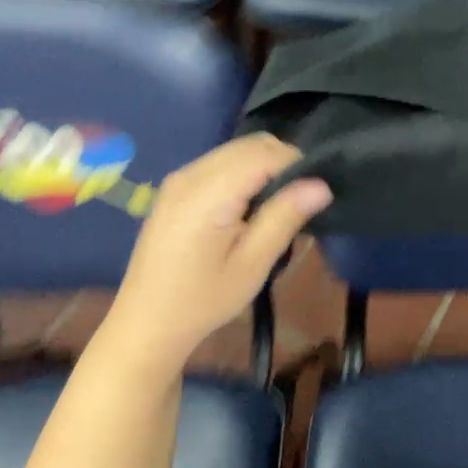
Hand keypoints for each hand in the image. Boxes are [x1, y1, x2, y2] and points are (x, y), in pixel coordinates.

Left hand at [100, 134, 331, 367]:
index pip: (266, 154)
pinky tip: (247, 207)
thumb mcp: (252, 265)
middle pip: (253, 144)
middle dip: (283, 162)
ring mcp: (180, 177)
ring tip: (274, 206)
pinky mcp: (176, 186)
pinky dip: (245, 170)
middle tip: (298, 202)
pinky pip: (222, 160)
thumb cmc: (203, 300)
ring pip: (238, 149)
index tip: (313, 194)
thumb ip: (284, 217)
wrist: (146, 323)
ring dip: (265, 166)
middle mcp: (191, 174)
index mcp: (208, 194)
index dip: (298, 165)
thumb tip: (321, 185)